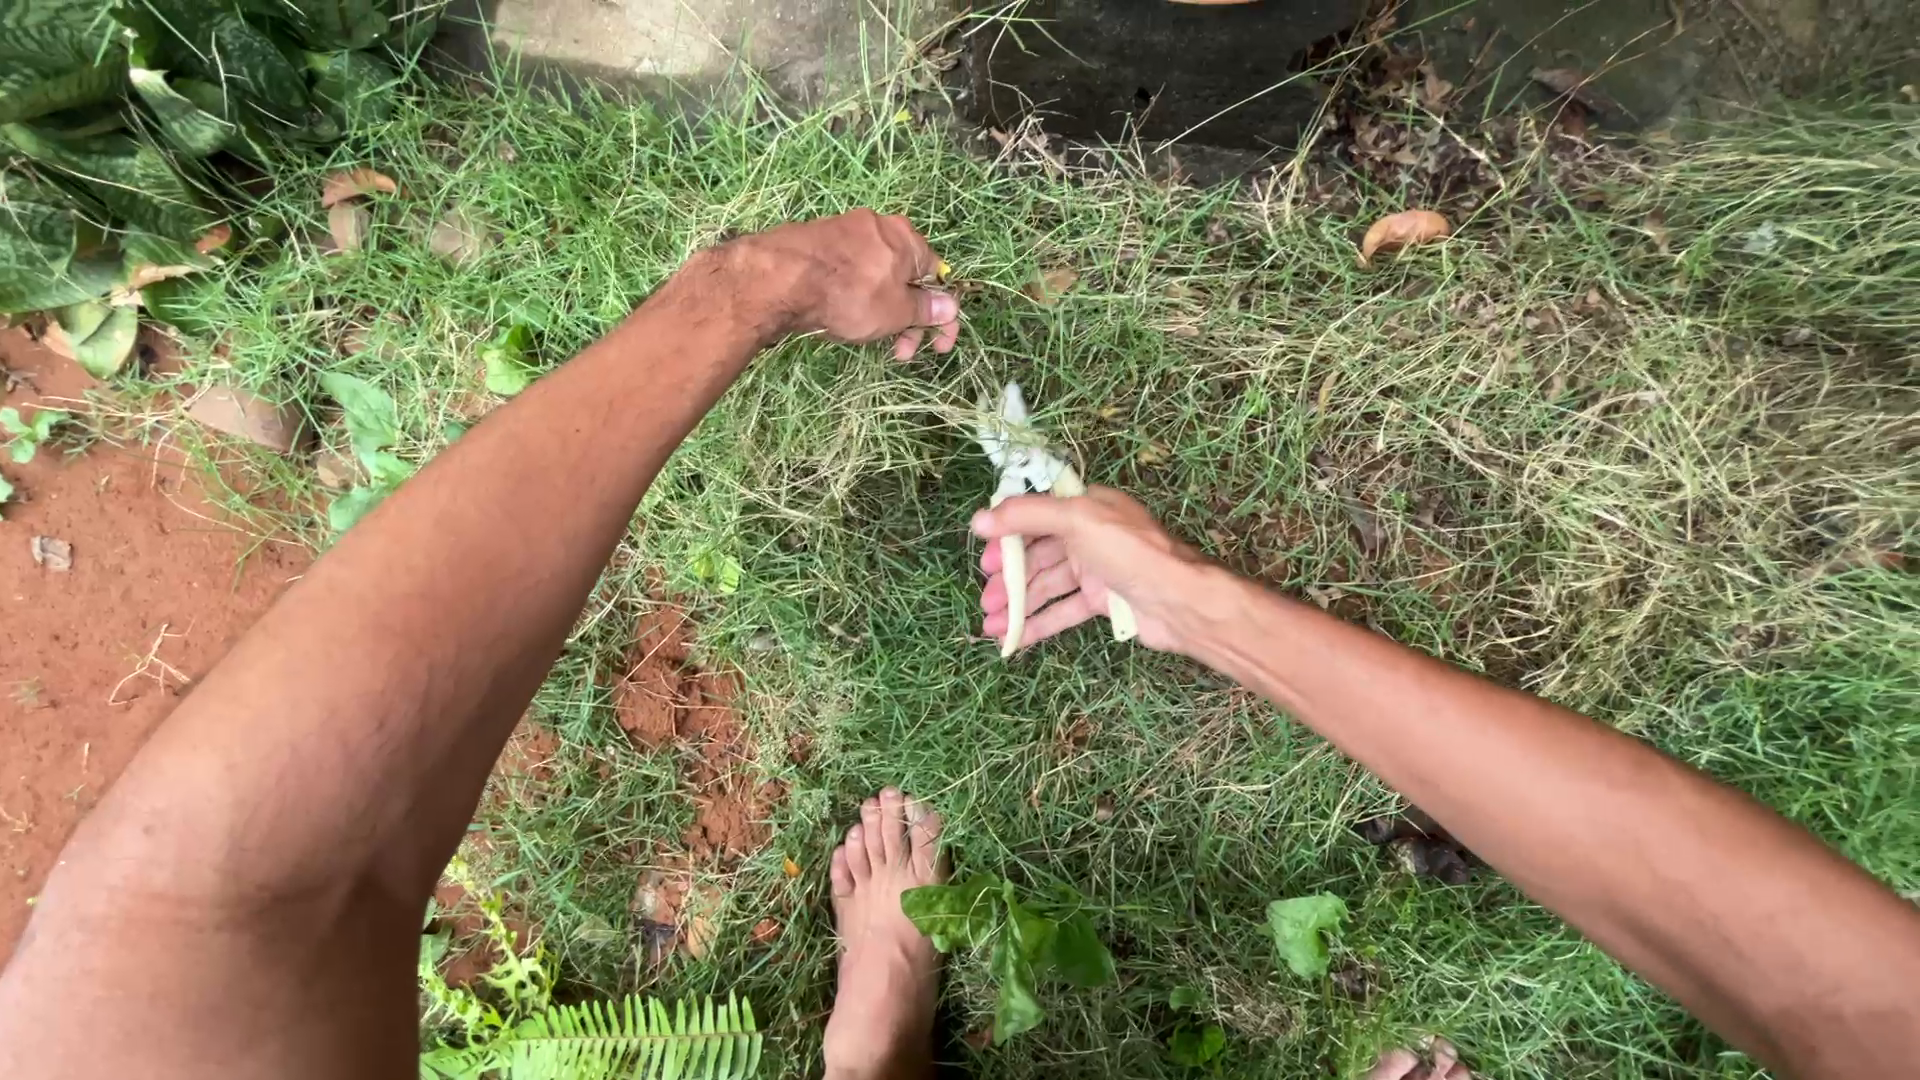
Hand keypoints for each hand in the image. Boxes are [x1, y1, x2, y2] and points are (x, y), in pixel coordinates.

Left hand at [728, 209, 960, 358]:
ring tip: (870, 338)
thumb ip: (925, 310)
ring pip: (878, 278)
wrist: (780, 279)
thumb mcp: (896, 311)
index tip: (938, 346)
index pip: (937, 276)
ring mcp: (846, 232)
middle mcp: (879, 227)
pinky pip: (852, 274)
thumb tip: (949, 306)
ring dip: (884, 312)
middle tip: (902, 351)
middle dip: (910, 319)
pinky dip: (858, 298)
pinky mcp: (819, 243)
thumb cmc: (849, 296)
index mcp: (906, 238)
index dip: (943, 315)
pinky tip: (845, 317)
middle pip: (906, 278)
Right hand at [971, 486, 1213, 654]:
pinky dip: (1038, 624)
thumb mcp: (1076, 520)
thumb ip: (1027, 516)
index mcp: (1085, 507)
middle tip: (987, 597)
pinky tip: (1014, 639)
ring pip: (1047, 586)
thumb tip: (979, 520)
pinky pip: (1062, 611)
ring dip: (1018, 604)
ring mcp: (1095, 570)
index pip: (1036, 517)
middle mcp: (1089, 536)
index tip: (984, 556)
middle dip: (1009, 576)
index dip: (1007, 536)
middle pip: (1038, 554)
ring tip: (991, 624)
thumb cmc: (1129, 552)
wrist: (1178, 601)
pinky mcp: (1101, 602)